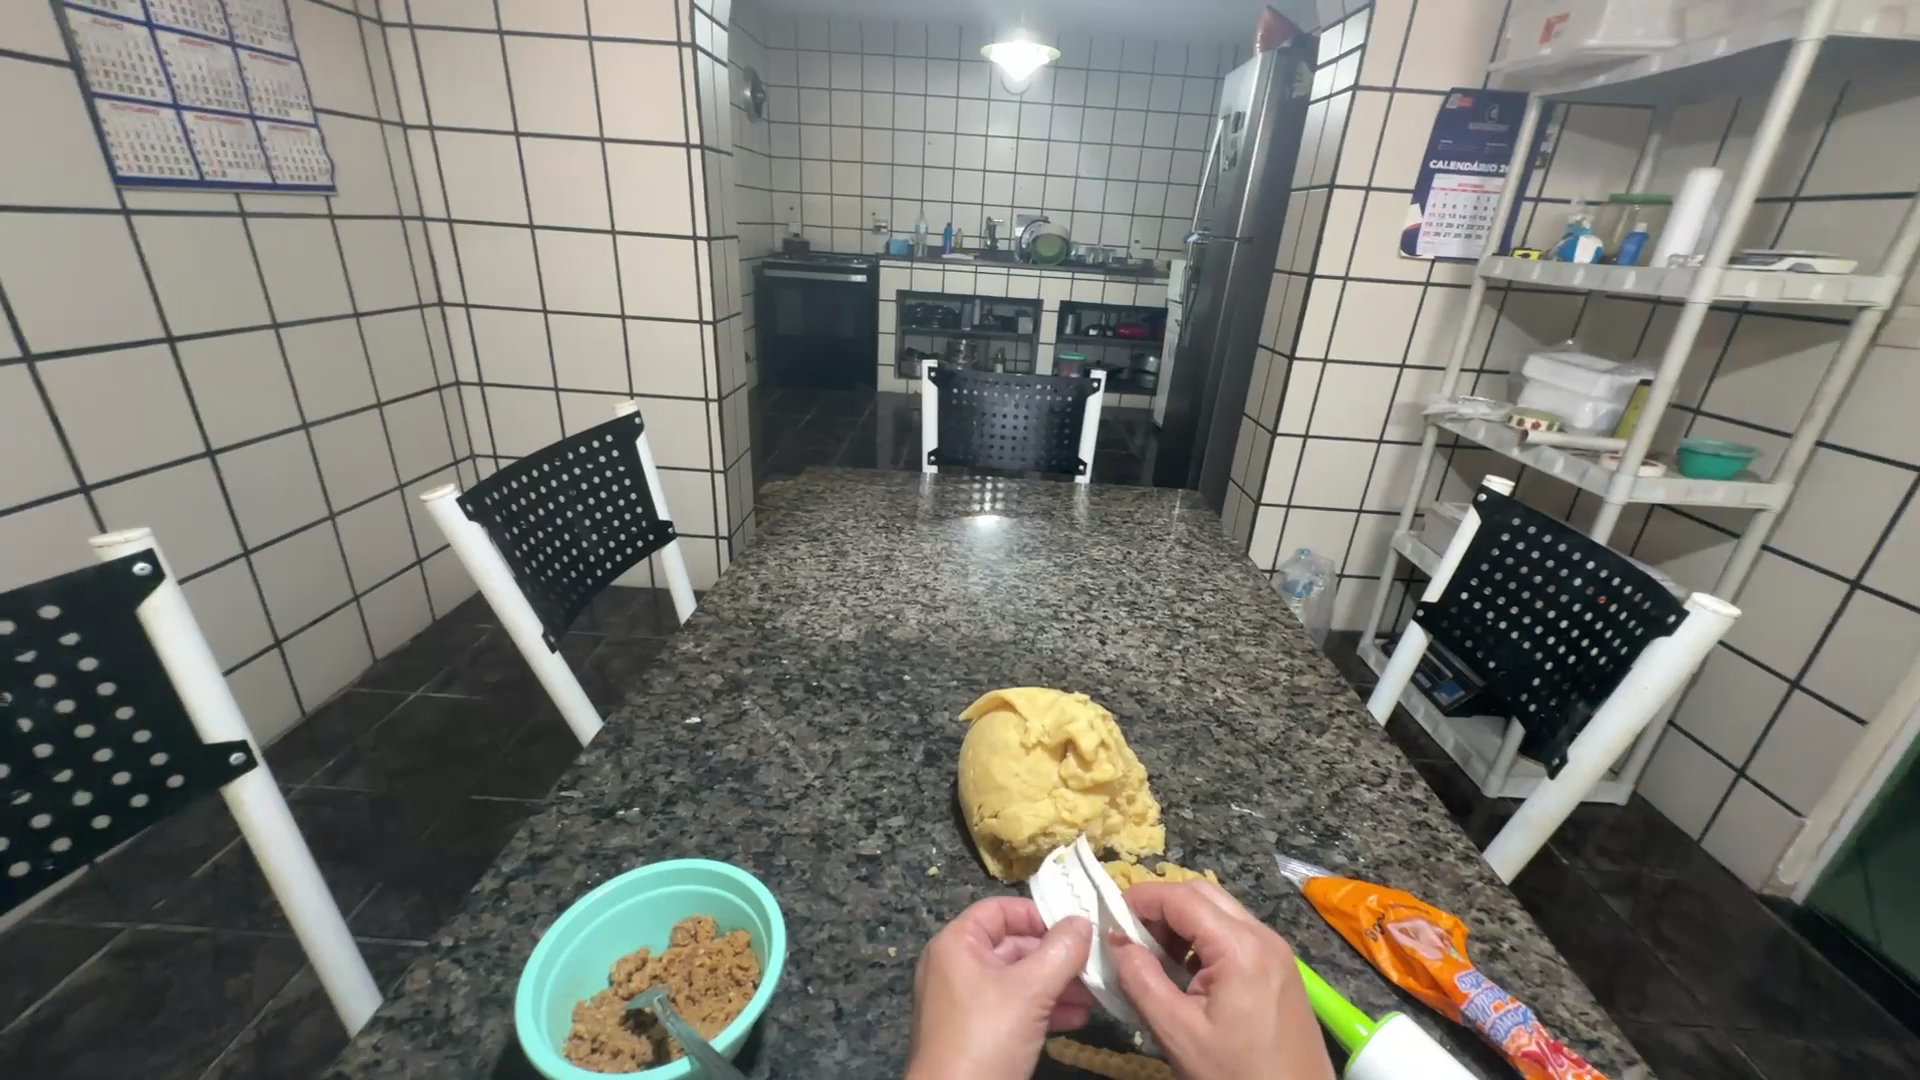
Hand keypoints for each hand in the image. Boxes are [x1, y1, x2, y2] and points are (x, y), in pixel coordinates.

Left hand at [905, 896, 1094, 1079]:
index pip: (999, 910)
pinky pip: (1013, 1008)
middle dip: (1055, 957)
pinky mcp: (975, 1033)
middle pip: (1012, 945)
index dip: (1036, 915)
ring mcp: (964, 1002)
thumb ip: (1060, 952)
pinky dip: (1042, 1010)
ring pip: (1017, 980)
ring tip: (1092, 995)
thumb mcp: (1029, 992)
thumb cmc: (986, 1038)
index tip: (1073, 928)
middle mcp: (957, 965)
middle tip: (1092, 966)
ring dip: (1056, 985)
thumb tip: (1083, 920)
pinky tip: (1076, 1019)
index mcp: (957, 943)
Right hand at [1110, 881, 1334, 1079]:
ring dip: (1182, 922)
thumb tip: (1115, 939)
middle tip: (1133, 939)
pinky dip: (1204, 939)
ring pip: (1218, 910)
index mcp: (1240, 946)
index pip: (1180, 897)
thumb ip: (1140, 979)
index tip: (1111, 920)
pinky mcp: (1280, 969)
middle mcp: (1262, 936)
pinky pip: (1234, 933)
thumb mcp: (1178, 1033)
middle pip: (1201, 893)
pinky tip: (1189, 975)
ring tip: (1157, 959)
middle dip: (1161, 907)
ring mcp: (1276, 952)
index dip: (1140, 900)